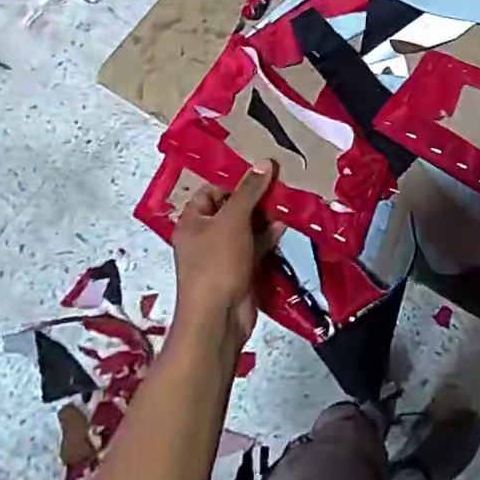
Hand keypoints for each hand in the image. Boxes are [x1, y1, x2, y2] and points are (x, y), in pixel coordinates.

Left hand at [172, 161, 282, 342]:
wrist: (219, 316)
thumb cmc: (217, 264)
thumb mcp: (233, 220)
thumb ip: (249, 191)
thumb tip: (264, 162)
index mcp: (192, 222)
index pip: (211, 191)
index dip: (234, 181)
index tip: (261, 173)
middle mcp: (206, 236)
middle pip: (232, 208)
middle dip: (255, 198)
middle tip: (281, 183)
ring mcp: (224, 254)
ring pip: (247, 227)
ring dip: (265, 217)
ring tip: (287, 201)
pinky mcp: (241, 268)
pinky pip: (256, 245)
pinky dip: (269, 236)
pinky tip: (285, 226)